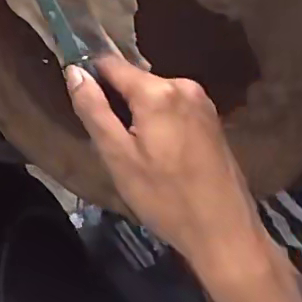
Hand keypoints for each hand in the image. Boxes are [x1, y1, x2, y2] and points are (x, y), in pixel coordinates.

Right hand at [66, 54, 281, 299]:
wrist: (228, 237)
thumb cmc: (166, 198)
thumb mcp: (117, 156)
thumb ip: (92, 108)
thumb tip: (74, 70)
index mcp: (157, 91)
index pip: (109, 63)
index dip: (91, 81)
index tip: (86, 109)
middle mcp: (183, 85)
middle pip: (132, 78)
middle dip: (116, 101)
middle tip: (113, 140)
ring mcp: (202, 102)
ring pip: (150, 93)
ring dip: (136, 112)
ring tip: (136, 151)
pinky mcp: (212, 119)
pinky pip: (170, 105)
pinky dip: (157, 120)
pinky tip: (159, 153)